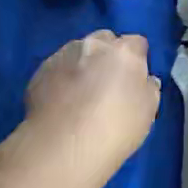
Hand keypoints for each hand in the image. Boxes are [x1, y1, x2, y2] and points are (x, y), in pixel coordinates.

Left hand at [22, 30, 160, 178]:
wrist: (64, 145)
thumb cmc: (115, 128)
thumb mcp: (147, 111)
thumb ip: (148, 88)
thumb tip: (144, 80)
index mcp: (122, 51)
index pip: (136, 44)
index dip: (136, 60)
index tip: (132, 79)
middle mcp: (90, 45)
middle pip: (103, 41)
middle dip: (106, 56)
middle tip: (106, 84)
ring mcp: (60, 56)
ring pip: (75, 53)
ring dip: (80, 66)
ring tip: (78, 96)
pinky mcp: (38, 73)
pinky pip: (55, 70)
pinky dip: (59, 80)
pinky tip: (59, 103)